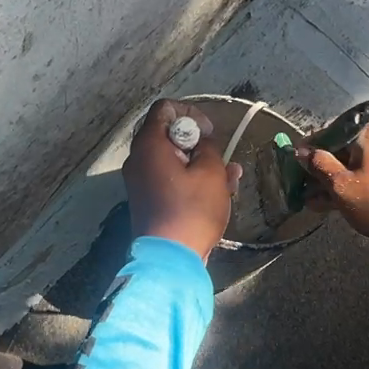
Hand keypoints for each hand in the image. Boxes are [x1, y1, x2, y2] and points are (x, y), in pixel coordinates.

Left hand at [122, 100, 242, 260]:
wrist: (169, 260)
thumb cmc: (191, 210)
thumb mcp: (210, 172)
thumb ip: (209, 147)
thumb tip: (203, 143)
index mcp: (149, 145)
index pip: (164, 108)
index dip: (190, 112)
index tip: (209, 132)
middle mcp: (138, 159)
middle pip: (168, 134)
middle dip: (199, 142)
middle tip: (219, 156)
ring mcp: (140, 180)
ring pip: (173, 159)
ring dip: (200, 163)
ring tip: (230, 177)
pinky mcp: (147, 199)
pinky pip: (169, 177)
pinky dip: (190, 178)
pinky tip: (219, 191)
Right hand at [299, 121, 368, 245]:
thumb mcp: (342, 186)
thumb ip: (319, 165)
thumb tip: (300, 151)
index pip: (330, 132)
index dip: (310, 150)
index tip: (295, 166)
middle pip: (341, 147)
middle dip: (321, 169)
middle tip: (303, 187)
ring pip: (351, 161)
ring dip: (332, 179)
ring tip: (313, 200)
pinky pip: (364, 169)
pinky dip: (349, 181)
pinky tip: (331, 201)